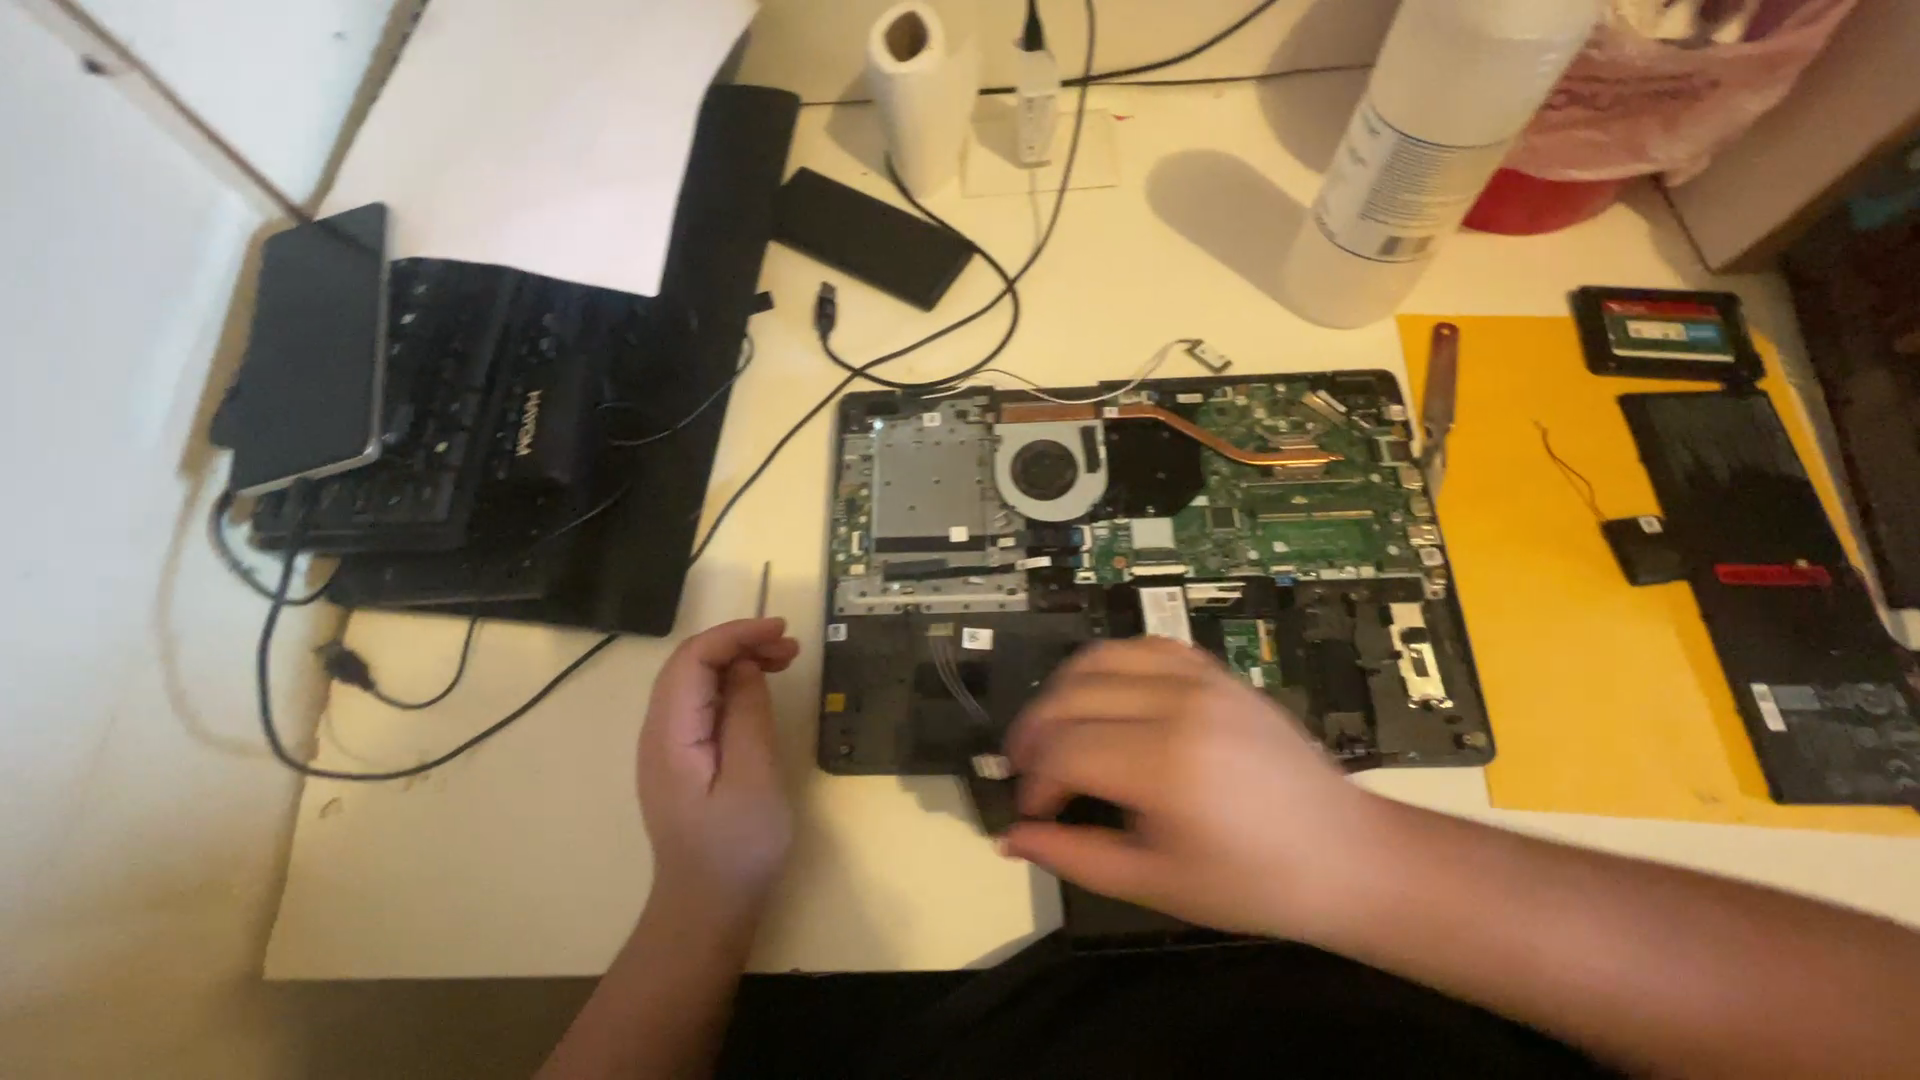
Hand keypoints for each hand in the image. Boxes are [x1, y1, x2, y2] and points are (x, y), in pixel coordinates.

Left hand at [638, 618, 799, 920]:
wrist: (707, 910)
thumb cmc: (735, 849)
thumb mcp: (754, 780)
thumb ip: (747, 716)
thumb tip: (745, 668)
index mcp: (670, 735)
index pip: (692, 659)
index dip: (736, 634)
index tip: (782, 631)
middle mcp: (658, 733)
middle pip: (691, 664)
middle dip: (739, 643)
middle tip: (791, 648)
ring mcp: (668, 747)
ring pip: (697, 682)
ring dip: (738, 661)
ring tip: (784, 661)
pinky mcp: (683, 759)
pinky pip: (703, 705)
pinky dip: (733, 685)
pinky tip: (760, 690)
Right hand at [1002, 636, 1385, 939]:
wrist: (1347, 856)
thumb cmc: (1254, 884)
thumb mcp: (1156, 884)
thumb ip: (1075, 857)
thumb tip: (1013, 838)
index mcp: (1165, 765)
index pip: (1064, 751)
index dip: (1033, 782)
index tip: (1031, 811)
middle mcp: (1179, 705)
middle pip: (1070, 697)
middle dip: (1035, 735)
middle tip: (1026, 771)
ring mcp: (1201, 680)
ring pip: (1099, 659)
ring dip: (1062, 692)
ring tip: (1054, 729)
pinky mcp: (1217, 672)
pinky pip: (1144, 646)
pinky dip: (1109, 666)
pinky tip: (1103, 697)